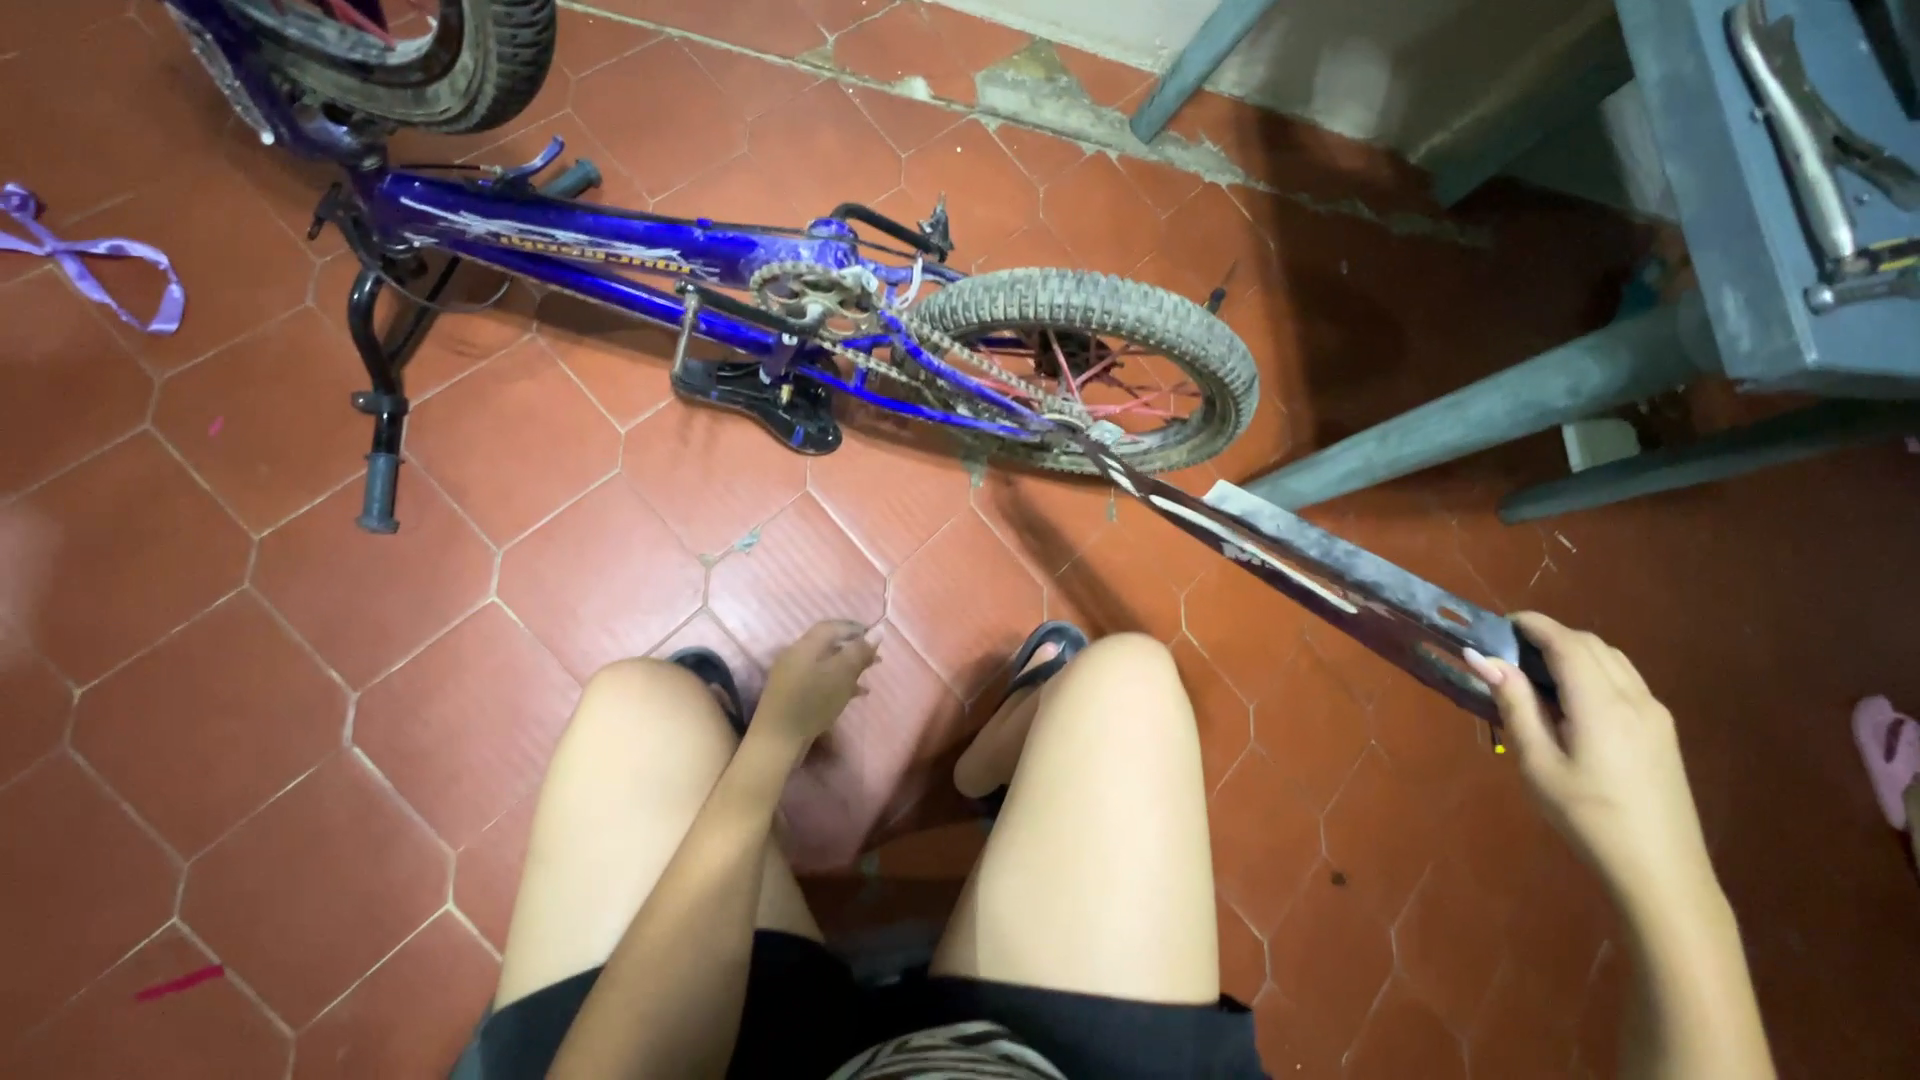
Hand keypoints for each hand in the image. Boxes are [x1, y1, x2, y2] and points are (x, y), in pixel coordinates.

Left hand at [756, 621, 878, 749]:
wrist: (777, 741)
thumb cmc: (812, 702)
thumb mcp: (841, 675)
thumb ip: (859, 651)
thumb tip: (878, 629)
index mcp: (805, 646)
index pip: (831, 627)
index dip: (854, 628)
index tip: (876, 637)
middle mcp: (796, 656)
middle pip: (828, 645)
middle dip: (853, 649)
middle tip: (876, 658)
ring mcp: (792, 677)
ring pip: (825, 664)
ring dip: (848, 667)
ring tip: (869, 675)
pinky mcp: (793, 695)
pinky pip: (820, 681)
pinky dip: (838, 683)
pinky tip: (856, 694)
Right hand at [1465, 613, 1717, 910]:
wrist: (1659, 869)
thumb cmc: (1586, 816)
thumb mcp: (1538, 762)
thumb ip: (1514, 705)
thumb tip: (1483, 658)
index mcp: (1601, 704)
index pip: (1567, 643)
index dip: (1533, 625)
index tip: (1498, 624)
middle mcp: (1635, 698)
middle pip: (1593, 645)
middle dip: (1551, 637)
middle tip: (1508, 653)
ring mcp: (1655, 715)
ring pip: (1614, 661)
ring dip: (1574, 653)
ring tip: (1535, 676)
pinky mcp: (1662, 731)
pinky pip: (1626, 682)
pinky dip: (1593, 673)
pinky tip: (1570, 702)